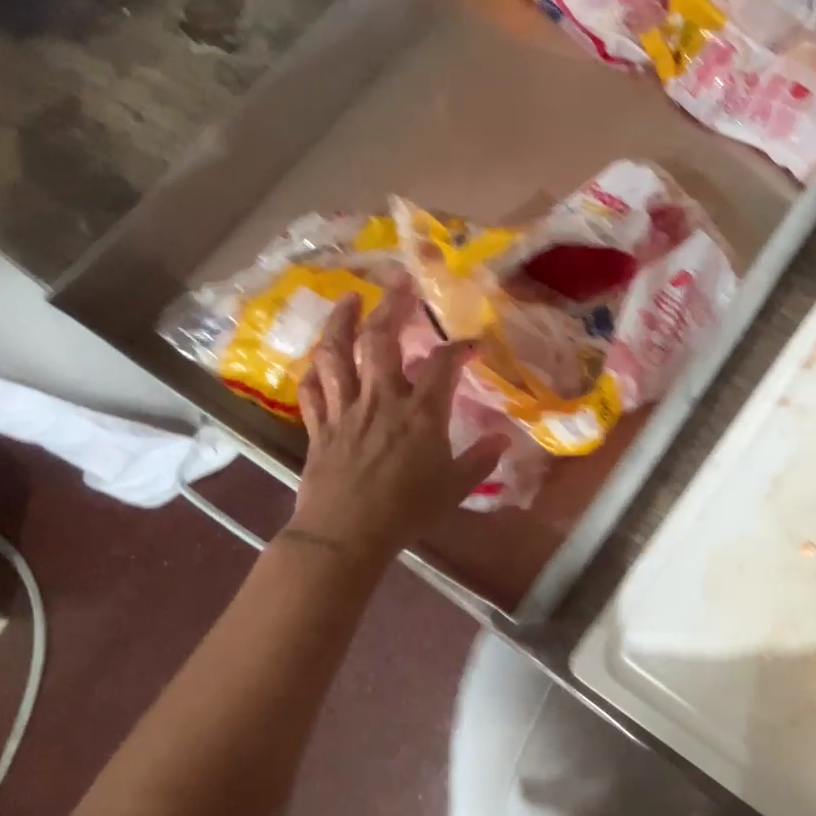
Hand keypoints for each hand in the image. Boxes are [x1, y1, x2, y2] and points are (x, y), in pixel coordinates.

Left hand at [286, 274, 506, 559]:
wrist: (346, 533)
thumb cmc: (407, 510)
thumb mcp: (456, 487)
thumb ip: (481, 459)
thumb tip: (502, 438)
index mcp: (421, 411)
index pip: (443, 363)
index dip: (460, 347)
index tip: (473, 345)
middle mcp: (382, 399)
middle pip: (381, 339)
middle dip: (392, 305)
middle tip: (401, 282)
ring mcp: (346, 409)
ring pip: (337, 354)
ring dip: (341, 321)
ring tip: (349, 299)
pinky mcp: (319, 427)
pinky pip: (313, 389)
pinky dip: (316, 370)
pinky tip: (320, 359)